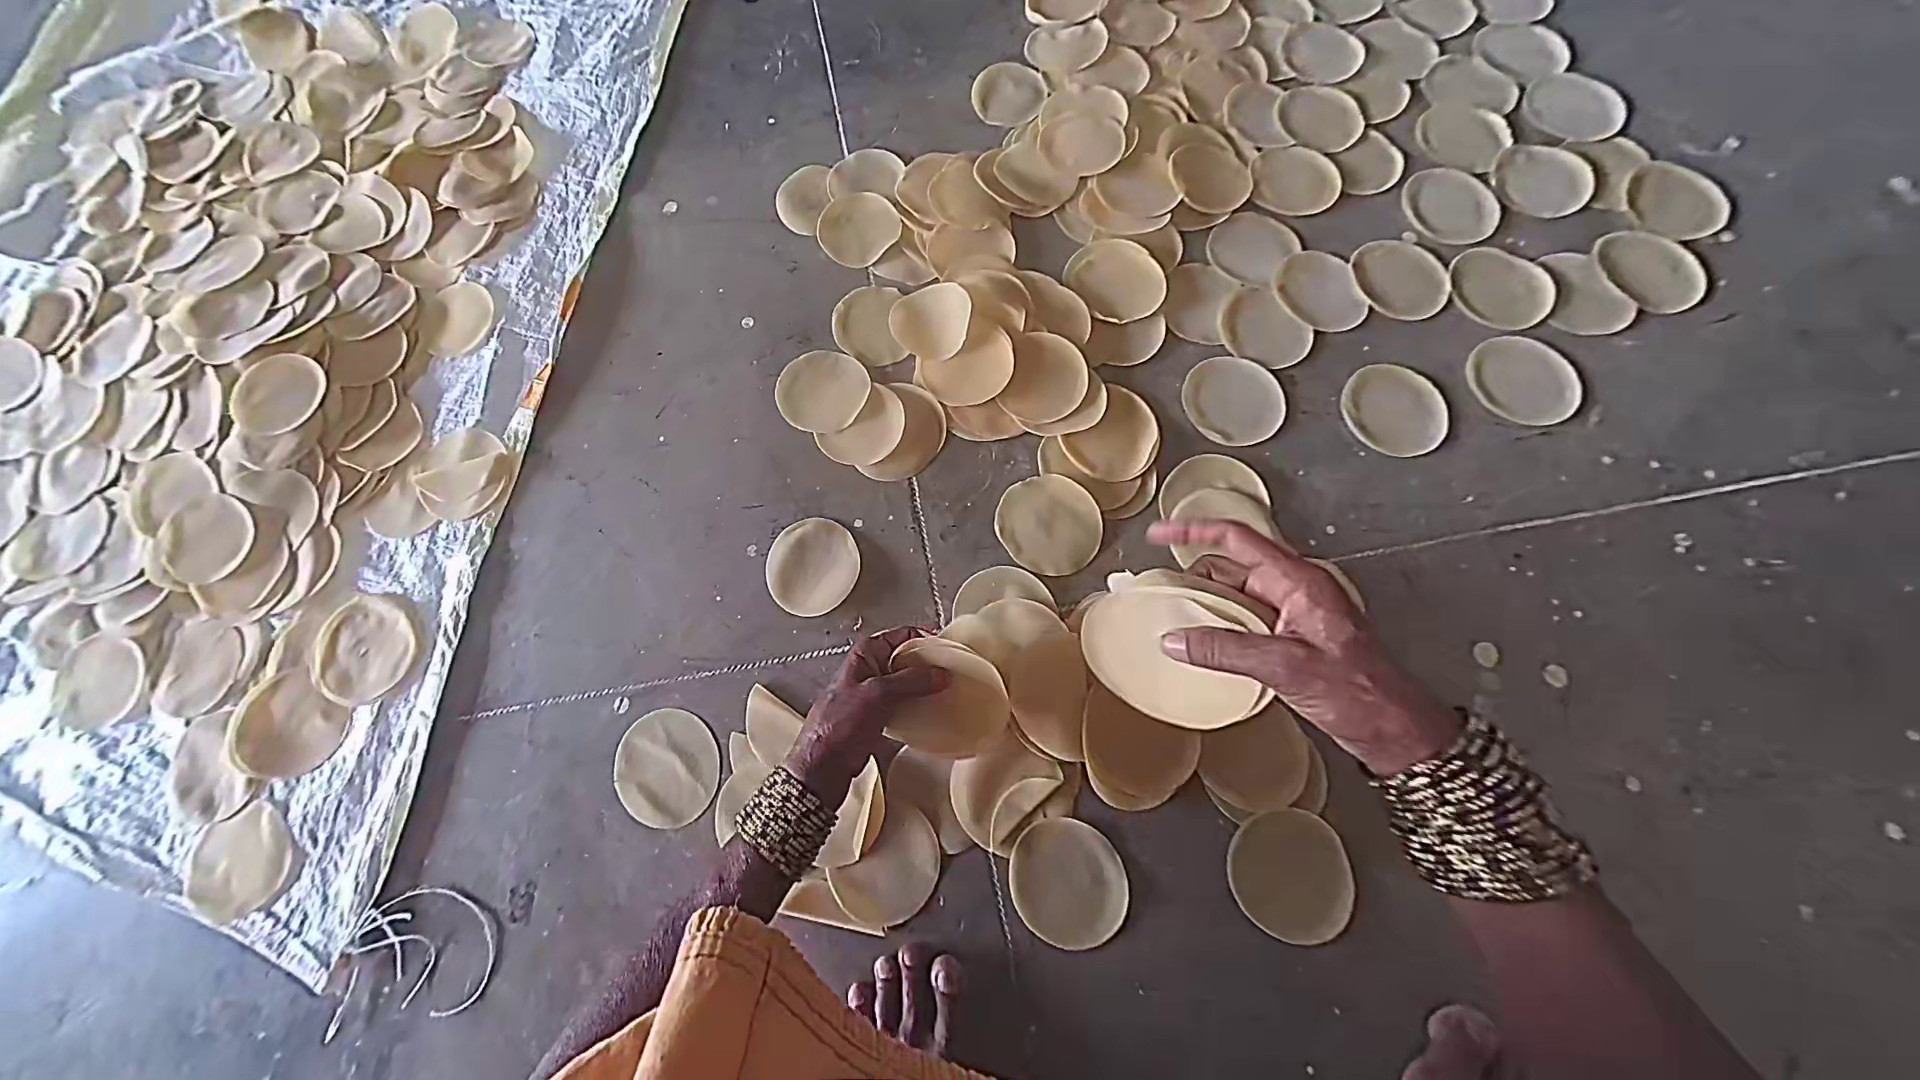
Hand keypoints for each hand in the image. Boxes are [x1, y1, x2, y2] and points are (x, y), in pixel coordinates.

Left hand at [786, 626, 947, 793]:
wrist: (823, 768)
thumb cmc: (839, 725)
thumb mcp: (878, 694)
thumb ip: (911, 680)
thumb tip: (941, 673)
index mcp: (866, 654)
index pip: (902, 635)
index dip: (926, 639)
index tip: (948, 650)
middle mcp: (870, 670)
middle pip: (908, 659)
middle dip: (930, 665)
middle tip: (953, 672)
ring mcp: (875, 694)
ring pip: (908, 683)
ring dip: (927, 687)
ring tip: (949, 691)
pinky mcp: (880, 716)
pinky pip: (906, 704)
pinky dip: (920, 706)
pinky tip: (935, 711)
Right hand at [1146, 520, 1461, 774]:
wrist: (1395, 731)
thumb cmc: (1362, 694)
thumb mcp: (1286, 668)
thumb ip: (1226, 651)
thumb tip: (1175, 640)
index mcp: (1299, 582)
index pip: (1238, 539)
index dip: (1194, 530)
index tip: (1160, 532)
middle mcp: (1292, 589)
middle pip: (1228, 567)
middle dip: (1193, 581)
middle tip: (1164, 601)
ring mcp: (1289, 612)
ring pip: (1232, 595)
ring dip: (1204, 608)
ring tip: (1178, 628)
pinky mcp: (1286, 635)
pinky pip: (1240, 620)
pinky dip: (1217, 628)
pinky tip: (1203, 648)